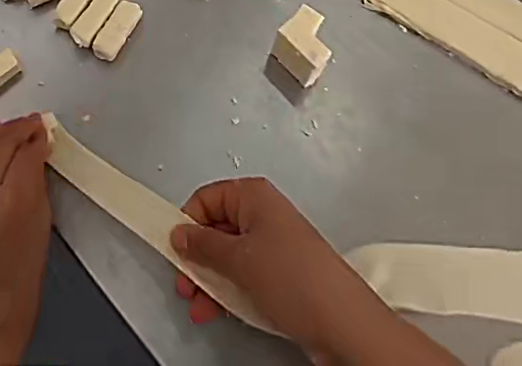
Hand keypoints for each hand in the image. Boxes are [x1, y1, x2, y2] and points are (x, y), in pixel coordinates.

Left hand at [0, 114, 51, 365]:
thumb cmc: (26, 267)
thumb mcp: (42, 221)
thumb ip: (38, 180)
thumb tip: (38, 149)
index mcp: (11, 202)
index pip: (23, 154)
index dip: (36, 137)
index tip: (46, 128)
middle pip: (0, 144)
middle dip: (19, 128)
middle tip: (36, 121)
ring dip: (2, 131)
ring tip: (20, 124)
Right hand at [171, 177, 458, 365]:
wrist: (347, 327)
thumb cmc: (296, 280)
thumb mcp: (237, 261)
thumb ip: (201, 246)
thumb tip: (180, 235)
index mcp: (253, 195)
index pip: (205, 198)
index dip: (186, 224)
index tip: (175, 249)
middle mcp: (264, 214)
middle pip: (216, 229)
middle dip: (197, 259)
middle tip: (185, 283)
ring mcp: (276, 244)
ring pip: (230, 256)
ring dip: (211, 281)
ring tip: (200, 305)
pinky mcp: (285, 274)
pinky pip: (247, 275)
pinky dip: (231, 291)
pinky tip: (219, 311)